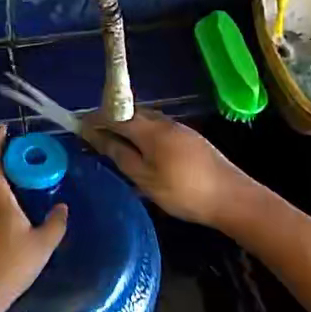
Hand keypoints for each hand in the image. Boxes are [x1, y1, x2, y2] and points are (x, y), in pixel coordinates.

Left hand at [0, 125, 68, 311]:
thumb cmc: (10, 265)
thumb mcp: (42, 244)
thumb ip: (55, 223)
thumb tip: (62, 207)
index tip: (4, 128)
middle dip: (4, 158)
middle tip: (23, 152)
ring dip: (5, 179)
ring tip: (25, 178)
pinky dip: (3, 197)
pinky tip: (17, 210)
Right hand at [82, 108, 261, 229]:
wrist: (233, 199)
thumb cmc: (183, 192)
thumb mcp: (145, 178)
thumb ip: (119, 154)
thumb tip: (96, 135)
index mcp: (150, 129)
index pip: (115, 114)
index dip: (95, 118)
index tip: (78, 125)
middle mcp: (164, 122)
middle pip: (131, 113)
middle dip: (110, 119)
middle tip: (93, 135)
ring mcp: (180, 128)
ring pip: (146, 119)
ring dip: (127, 125)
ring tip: (114, 143)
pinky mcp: (190, 138)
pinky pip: (158, 128)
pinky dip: (143, 133)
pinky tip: (142, 149)